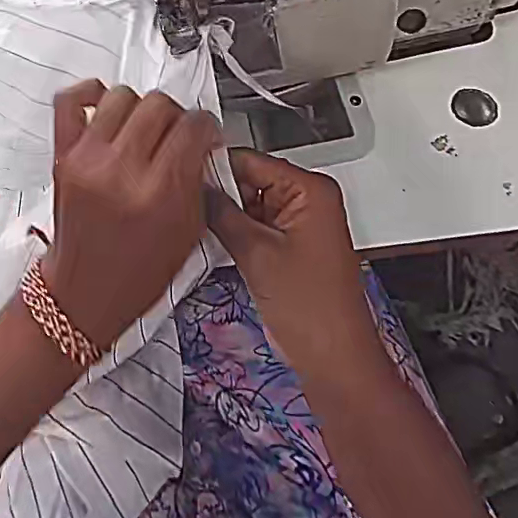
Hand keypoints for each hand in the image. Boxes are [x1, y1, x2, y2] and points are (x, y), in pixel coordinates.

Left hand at [42, 81, 219, 350]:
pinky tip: (107, 106)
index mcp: (159, 193)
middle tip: (178, 135)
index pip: (193, 126)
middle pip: (161, 105)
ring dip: (142, 108)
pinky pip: (71, 100)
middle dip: (178, 117)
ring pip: (124, 95)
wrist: (84, 294)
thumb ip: (199, 179)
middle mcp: (121, 170)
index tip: (207, 134)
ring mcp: (88, 159)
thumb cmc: (135, 272)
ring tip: (145, 128)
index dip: (208, 127)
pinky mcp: (64, 155)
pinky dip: (91, 93)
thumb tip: (202, 142)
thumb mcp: (188, 231)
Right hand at [204, 148, 385, 376]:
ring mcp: (300, 221)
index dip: (216, 167)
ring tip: (200, 228)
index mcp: (310, 189)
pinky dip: (238, 233)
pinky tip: (217, 243)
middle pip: (251, 179)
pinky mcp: (292, 243)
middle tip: (188, 208)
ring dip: (227, 216)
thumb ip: (222, 213)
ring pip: (251, 204)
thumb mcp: (256, 252)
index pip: (252, 160)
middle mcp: (309, 198)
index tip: (183, 177)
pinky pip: (258, 225)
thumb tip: (198, 187)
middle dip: (221, 194)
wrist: (334, 357)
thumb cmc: (310, 307)